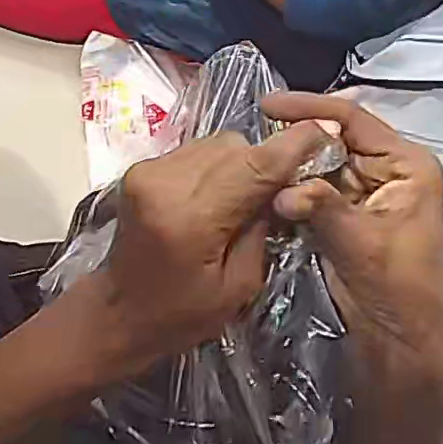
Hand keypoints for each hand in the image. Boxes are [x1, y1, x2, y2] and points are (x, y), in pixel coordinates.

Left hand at [67, 122, 337, 382]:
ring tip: (241, 195)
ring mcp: (147, 170)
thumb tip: (282, 184)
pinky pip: (194, 150)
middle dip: (263, 160)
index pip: (252, 166)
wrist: (119, 310)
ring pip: (214, 142)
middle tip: (276, 190)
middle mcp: (164, 183)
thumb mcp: (239, 285)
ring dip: (238, 160)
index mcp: (189, 218)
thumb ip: (262, 228)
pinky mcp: (140, 168)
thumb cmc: (181, 313)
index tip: (324, 130)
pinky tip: (214, 192)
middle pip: (234, 145)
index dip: (293, 144)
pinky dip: (213, 164)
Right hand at [263, 92, 442, 384]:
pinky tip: (262, 186)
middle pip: (332, 138)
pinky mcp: (342, 211)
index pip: (354, 120)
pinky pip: (310, 188)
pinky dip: (288, 187)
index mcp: (406, 166)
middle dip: (294, 138)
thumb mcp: (362, 244)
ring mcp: (361, 191)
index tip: (268, 105)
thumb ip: (323, 208)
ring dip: (288, 164)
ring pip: (317, 163)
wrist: (399, 342)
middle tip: (252, 137)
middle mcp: (385, 170)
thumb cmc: (398, 291)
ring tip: (251, 160)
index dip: (311, 108)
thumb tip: (282, 189)